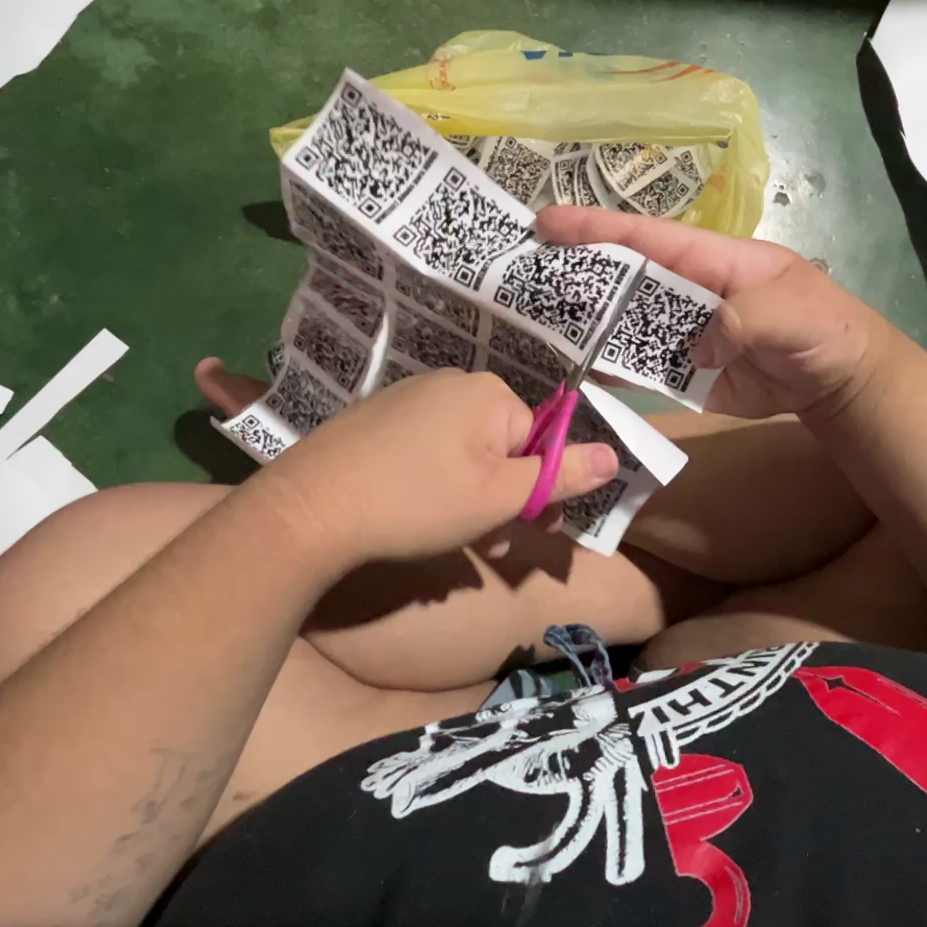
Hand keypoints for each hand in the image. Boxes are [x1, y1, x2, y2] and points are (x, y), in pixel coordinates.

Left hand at [256, 368, 617, 563]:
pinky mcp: (377, 416)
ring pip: (465, 450)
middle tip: (489, 544)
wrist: (310, 509)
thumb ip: (560, 476)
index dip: (538, 491)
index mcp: (488, 393)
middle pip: (503, 444)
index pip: (539, 441)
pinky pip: (427, 446)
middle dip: (504, 495)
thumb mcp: (501, 497)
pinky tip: (412, 510)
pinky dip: (433, 479)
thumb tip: (616, 455)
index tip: (526, 531)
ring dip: (472, 493)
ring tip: (448, 533)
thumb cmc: (418, 502)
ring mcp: (409, 396)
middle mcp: (451, 382)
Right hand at [537, 206, 894, 419]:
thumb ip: (747, 319)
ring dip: (580, 324)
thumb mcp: (796, 312)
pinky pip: (636, 367)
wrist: (834, 380)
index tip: (546, 222)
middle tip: (516, 278)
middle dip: (572, 275)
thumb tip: (699, 344)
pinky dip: (604, 368)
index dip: (598, 229)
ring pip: (621, 323)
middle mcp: (685, 290)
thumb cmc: (823, 328)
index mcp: (711, 259)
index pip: (648, 238)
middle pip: (621, 279)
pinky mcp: (680, 371)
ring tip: (527, 324)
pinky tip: (569, 370)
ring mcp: (679, 332)